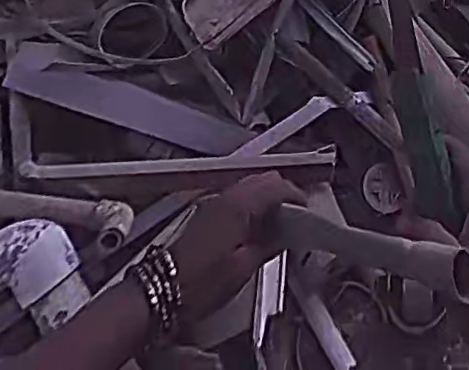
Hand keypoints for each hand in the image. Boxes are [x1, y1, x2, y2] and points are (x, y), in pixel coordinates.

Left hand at [170, 173, 306, 320]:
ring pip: (251, 184)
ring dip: (268, 195)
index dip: (296, 195)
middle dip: (284, 191)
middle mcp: (228, 196)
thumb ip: (269, 244)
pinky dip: (253, 202)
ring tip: (278, 221)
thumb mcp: (243, 268)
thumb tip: (286, 234)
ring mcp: (216, 202)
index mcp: (240, 205)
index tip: (306, 208)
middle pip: (265, 178)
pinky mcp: (208, 211)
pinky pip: (238, 195)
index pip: (277, 186)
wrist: (161, 291)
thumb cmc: (199, 283)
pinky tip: (256, 225)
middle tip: (296, 214)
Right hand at [399, 142, 468, 361]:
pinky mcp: (468, 245)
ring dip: (425, 192)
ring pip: (446, 196)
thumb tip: (403, 215)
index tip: (416, 134)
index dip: (441, 144)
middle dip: (427, 168)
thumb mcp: (457, 266)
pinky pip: (444, 217)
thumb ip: (429, 237)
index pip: (463, 158)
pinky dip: (427, 214)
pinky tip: (409, 224)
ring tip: (399, 190)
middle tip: (400, 163)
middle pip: (452, 175)